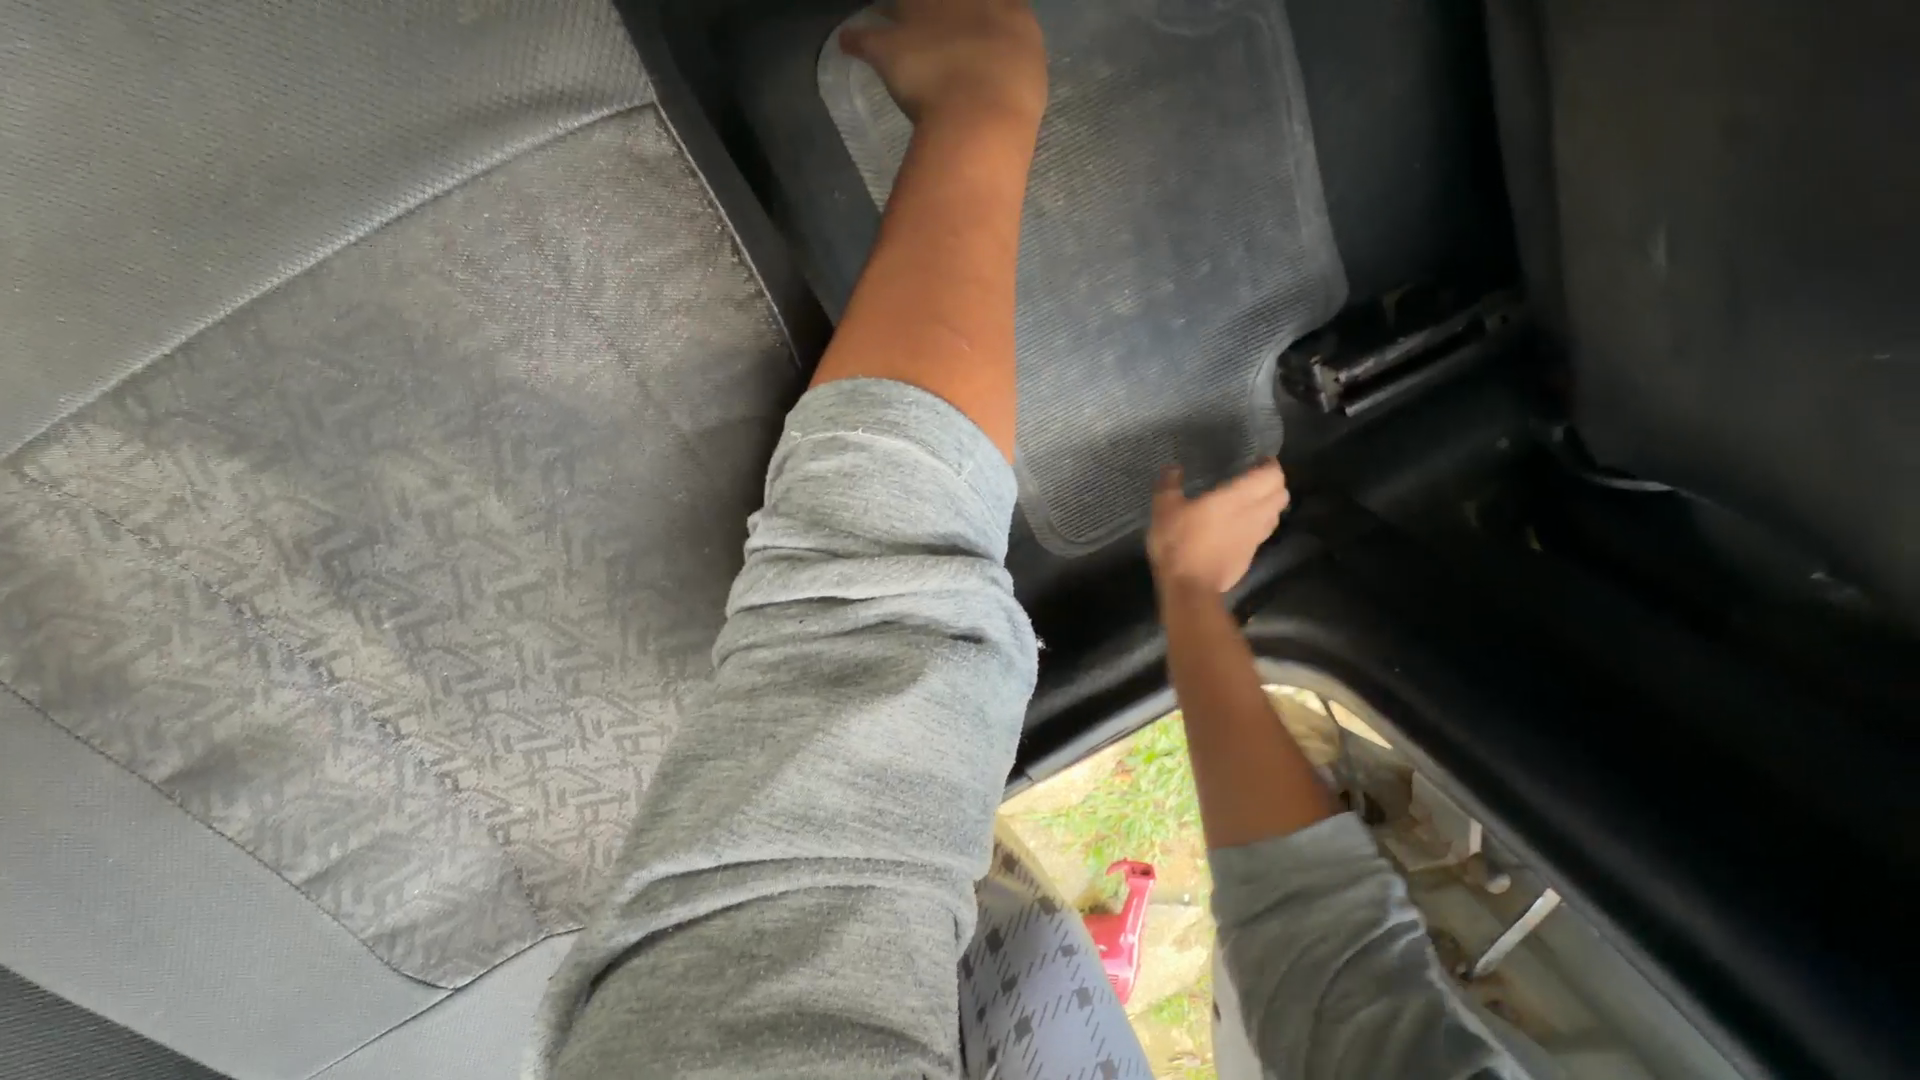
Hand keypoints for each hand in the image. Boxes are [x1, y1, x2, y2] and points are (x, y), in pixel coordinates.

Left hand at [840, 0, 1047, 127]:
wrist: (981, 116)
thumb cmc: (1013, 97)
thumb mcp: (1028, 70)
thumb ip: (1014, 56)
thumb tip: (1003, 58)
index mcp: (1003, 7)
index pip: (990, 0)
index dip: (975, 8)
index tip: (970, 15)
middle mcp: (960, 2)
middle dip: (933, 6)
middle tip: (925, 13)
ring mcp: (922, 18)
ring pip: (899, 1)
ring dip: (891, 8)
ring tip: (883, 10)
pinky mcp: (891, 46)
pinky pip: (864, 38)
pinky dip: (855, 40)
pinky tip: (849, 41)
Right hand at [1147, 460, 1290, 594]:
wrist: (1190, 588)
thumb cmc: (1179, 544)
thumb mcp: (1164, 509)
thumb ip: (1170, 485)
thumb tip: (1173, 469)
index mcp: (1237, 498)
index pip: (1273, 476)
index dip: (1271, 465)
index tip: (1258, 460)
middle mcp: (1254, 515)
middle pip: (1282, 494)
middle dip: (1274, 483)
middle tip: (1255, 478)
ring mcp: (1255, 538)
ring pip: (1276, 514)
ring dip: (1269, 504)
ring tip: (1251, 501)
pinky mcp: (1250, 555)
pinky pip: (1263, 533)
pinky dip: (1258, 524)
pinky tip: (1239, 526)